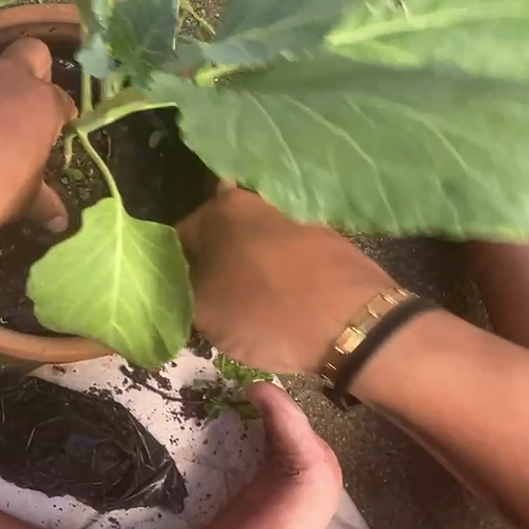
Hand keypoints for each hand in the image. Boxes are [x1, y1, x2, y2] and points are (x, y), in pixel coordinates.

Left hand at [0, 37, 74, 250]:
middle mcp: (7, 77)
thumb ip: (44, 202)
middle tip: (24, 108)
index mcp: (41, 102)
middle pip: (32, 53)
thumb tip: (59, 220)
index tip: (51, 137)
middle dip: (34, 73)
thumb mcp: (24, 201)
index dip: (59, 119)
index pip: (61, 101)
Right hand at [179, 188, 397, 373]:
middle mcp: (256, 202)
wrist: (356, 326)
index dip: (171, 275)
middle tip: (208, 307)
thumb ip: (179, 292)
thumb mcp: (202, 312)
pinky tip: (279, 306)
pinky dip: (277, 278)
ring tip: (244, 311)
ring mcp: (296, 218)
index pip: (175, 241)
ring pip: (252, 248)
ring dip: (244, 273)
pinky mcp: (327, 240)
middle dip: (209, 269)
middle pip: (216, 240)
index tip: (178, 303)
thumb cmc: (265, 312)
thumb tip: (178, 285)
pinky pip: (285, 259)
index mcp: (218, 210)